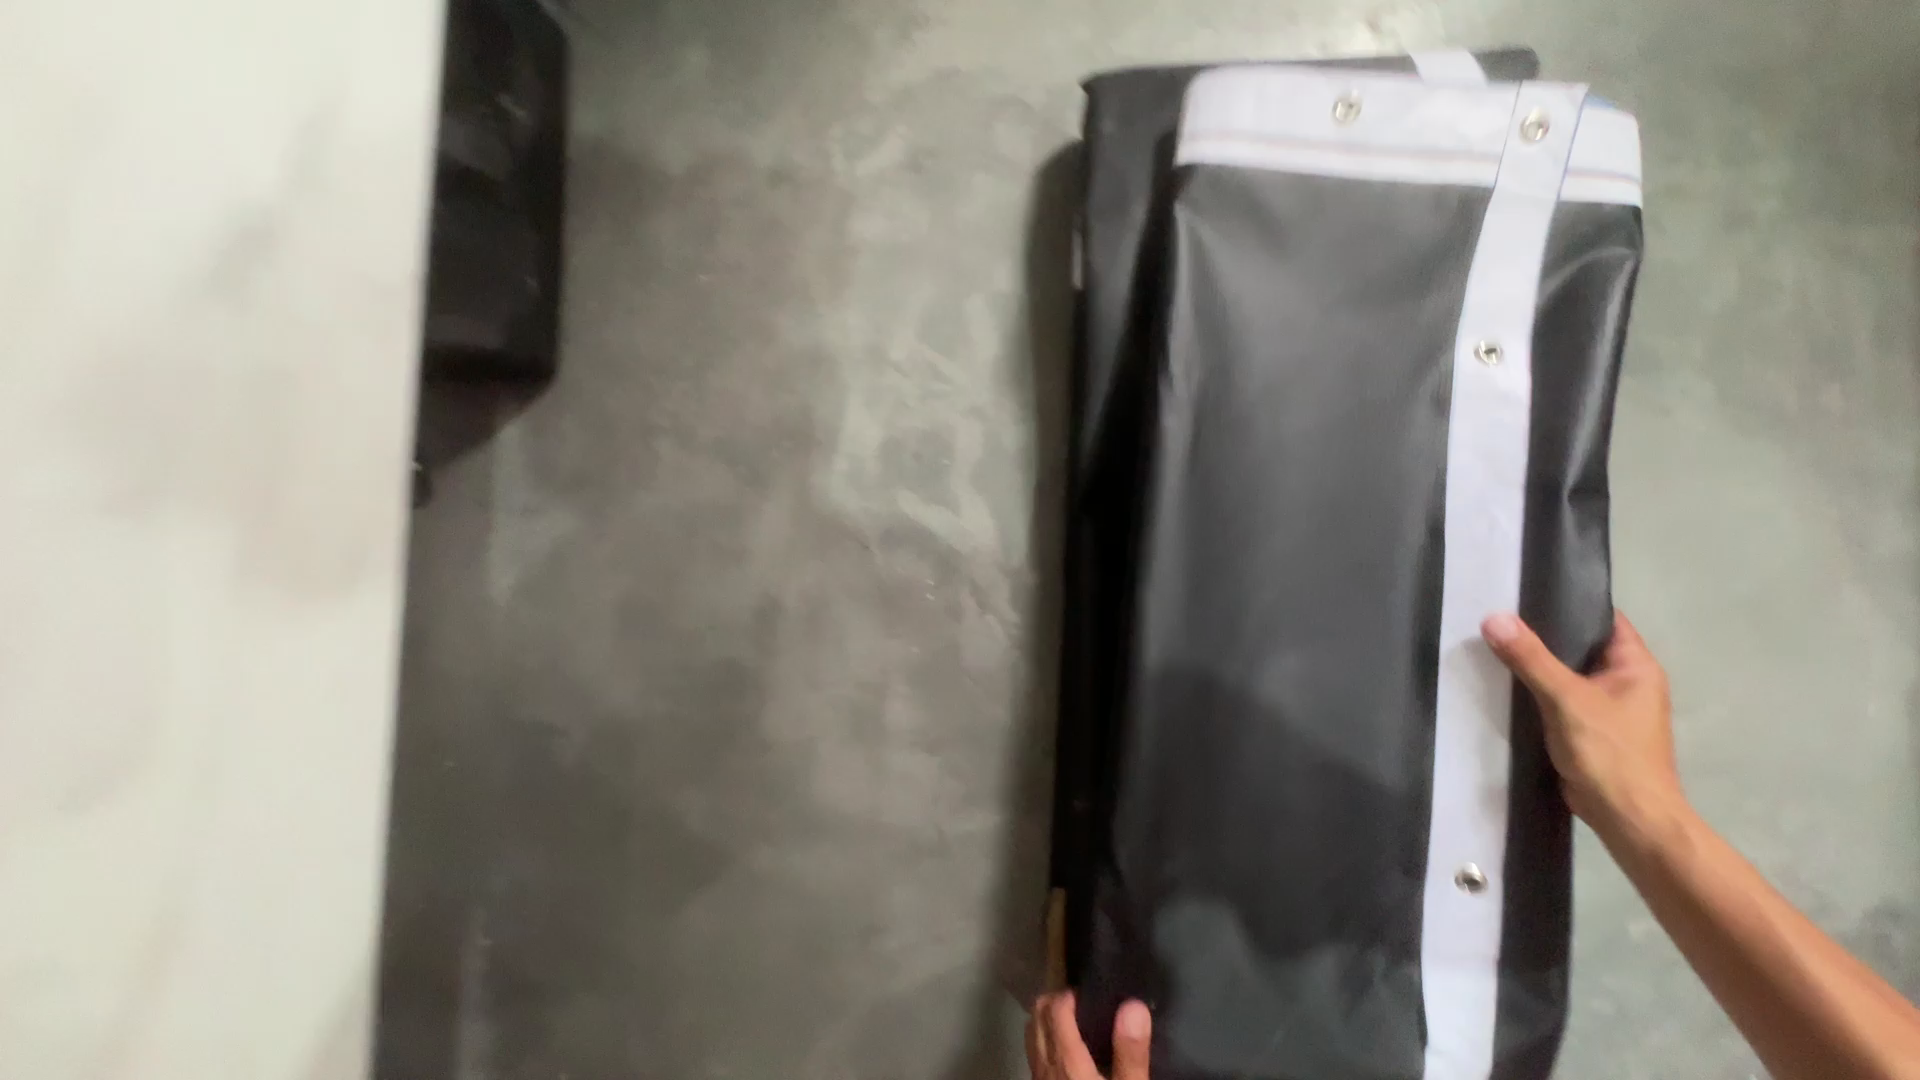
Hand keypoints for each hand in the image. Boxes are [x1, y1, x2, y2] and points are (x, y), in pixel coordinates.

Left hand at [1026, 992, 1150, 1079]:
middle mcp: (1044, 1064)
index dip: (1071, 994)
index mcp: (1065, 1057)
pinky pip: (1035, 1055)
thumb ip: (1130, 1051)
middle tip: (1084, 1005)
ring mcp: (1038, 1077)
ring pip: (1032, 1033)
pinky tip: (1069, 1053)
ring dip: (1047, 1020)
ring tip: (1076, 1024)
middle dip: (1056, 1001)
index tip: (1092, 994)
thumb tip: (1134, 1004)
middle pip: (1037, 1014)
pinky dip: (1045, 1042)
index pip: (1055, 1006)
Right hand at [1481, 610, 1683, 835]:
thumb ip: (1531, 658)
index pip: (1603, 619)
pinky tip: (1503, 686)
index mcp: (1636, 667)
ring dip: (1534, 664)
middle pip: (1579, 645)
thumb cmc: (1610, 753)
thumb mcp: (1566, 698)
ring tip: (1492, 645)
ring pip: (1565, 673)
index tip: (1525, 590)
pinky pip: (1557, 698)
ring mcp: (1607, 708)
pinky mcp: (1587, 730)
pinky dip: (1533, 691)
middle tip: (1496, 616)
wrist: (1628, 817)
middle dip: (1541, 633)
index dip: (1569, 601)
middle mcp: (1626, 682)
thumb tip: (1494, 618)